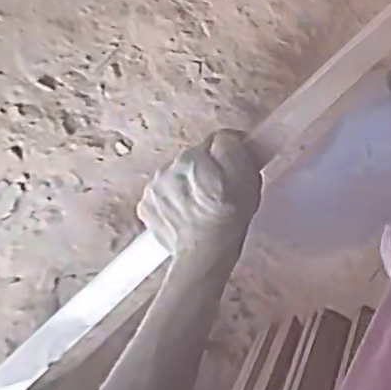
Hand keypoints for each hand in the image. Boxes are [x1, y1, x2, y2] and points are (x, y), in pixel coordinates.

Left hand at [138, 131, 261, 261]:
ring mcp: (151, 190)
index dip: (229, 151)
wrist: (205, 251)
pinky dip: (174, 197)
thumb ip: (231, 147)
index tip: (237, 166)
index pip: (215, 140)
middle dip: (207, 166)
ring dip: (189, 181)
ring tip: (203, 200)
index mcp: (192, 157)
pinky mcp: (144, 208)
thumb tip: (223, 139)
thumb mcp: (245, 172)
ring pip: (177, 174)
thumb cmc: (232, 210)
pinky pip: (164, 192)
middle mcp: (166, 168)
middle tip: (221, 185)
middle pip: (194, 156)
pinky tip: (186, 210)